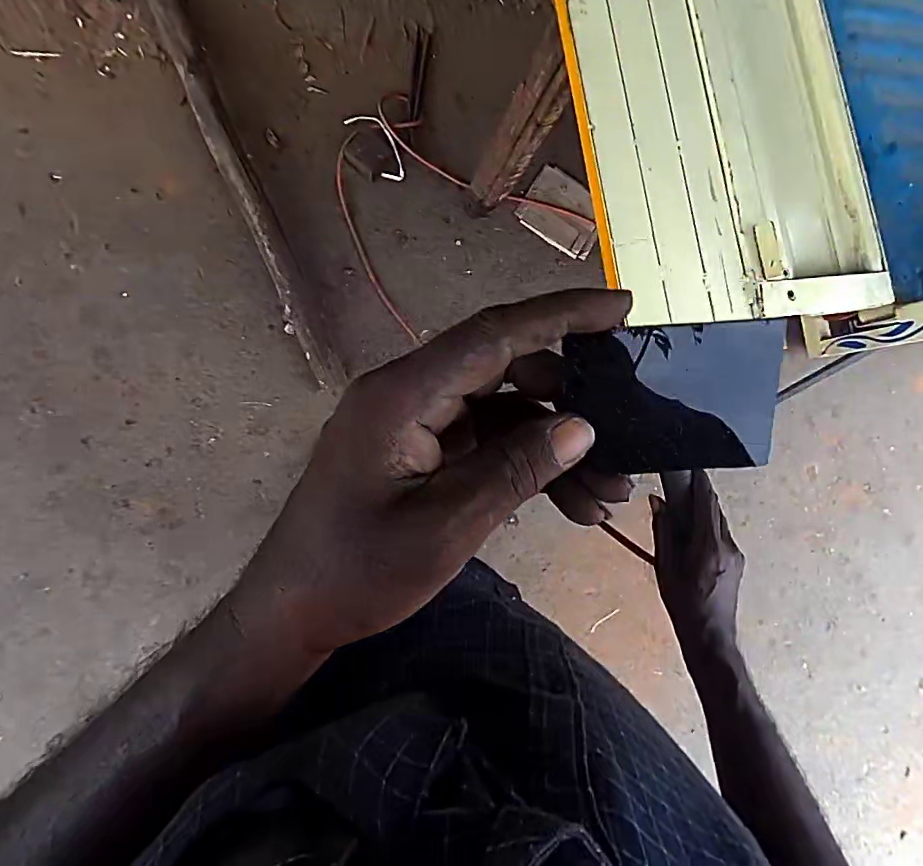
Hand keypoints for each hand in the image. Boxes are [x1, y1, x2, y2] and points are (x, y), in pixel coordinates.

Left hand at [224, 289, 632, 656]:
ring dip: (558, 441)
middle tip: (630, 411)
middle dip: (573, 393)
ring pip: (508, 408)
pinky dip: (532, 461)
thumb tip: (583, 427)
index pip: (495, 334)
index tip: (620, 307)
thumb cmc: (356, 574)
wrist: (293, 615)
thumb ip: (516, 468)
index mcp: (405, 394)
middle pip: (508, 366)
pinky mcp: (429, 445)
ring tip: (609, 491)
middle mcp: (413, 391)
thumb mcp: (446, 527)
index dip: (562, 314)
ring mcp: (421, 418)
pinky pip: (492, 438)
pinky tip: (574, 502)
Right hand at [651, 470, 743, 651]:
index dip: (699, 478)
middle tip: (682, 484)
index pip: (707, 500)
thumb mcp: (665, 568)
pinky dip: (709, 527)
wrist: (710, 638)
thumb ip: (663, 532)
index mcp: (709, 546)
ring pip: (719, 520)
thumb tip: (659, 501)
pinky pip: (723, 534)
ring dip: (704, 511)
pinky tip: (694, 536)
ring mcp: (737, 553)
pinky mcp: (739, 560)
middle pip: (714, 507)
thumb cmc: (684, 606)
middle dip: (699, 493)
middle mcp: (728, 546)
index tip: (690, 463)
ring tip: (684, 513)